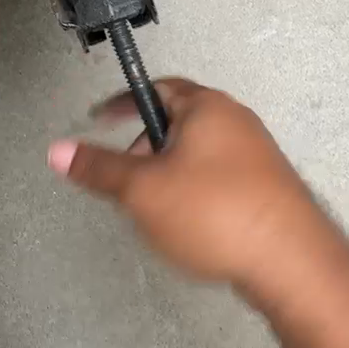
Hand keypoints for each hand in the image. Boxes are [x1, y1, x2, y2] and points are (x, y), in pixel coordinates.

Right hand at [48, 80, 341, 291]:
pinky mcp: (266, 186)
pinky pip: (219, 177)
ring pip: (198, 152)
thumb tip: (59, 149)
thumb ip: (100, 168)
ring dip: (169, 172)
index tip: (99, 118)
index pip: (156, 88)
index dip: (122, 103)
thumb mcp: (143, 190)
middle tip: (126, 177)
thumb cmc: (216, 212)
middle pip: (178, 120)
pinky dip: (195, 191)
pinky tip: (191, 226)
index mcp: (207, 107)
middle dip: (146, 146)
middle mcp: (236, 120)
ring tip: (155, 209)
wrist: (290, 259)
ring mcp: (256, 153)